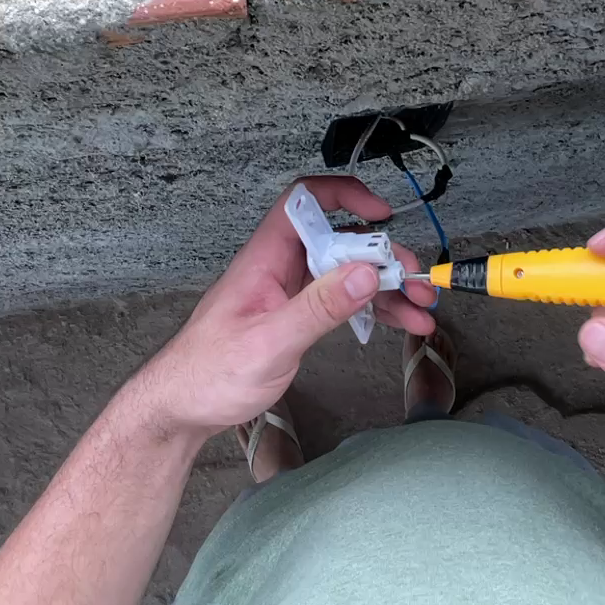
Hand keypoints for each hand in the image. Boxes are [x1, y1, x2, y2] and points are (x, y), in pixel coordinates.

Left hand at [136, 176, 437, 436]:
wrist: (182, 408)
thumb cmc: (209, 373)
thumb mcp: (269, 343)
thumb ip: (317, 308)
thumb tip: (364, 272)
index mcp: (266, 257)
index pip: (304, 201)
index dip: (344, 195)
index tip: (382, 214)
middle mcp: (280, 266)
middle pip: (340, 240)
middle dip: (384, 256)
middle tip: (416, 281)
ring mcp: (291, 290)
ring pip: (348, 271)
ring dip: (386, 286)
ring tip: (422, 308)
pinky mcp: (298, 314)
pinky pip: (343, 299)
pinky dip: (374, 308)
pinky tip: (400, 323)